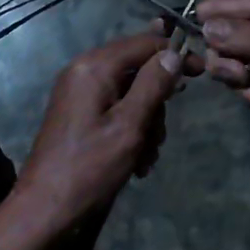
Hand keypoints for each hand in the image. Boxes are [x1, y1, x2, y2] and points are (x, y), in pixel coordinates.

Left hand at [0, 30, 185, 240]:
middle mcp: (84, 70)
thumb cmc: (89, 166)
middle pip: (137, 68)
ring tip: (145, 156)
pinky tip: (135, 161)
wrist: (45, 206)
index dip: (175, 54)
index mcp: (94, 66)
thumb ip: (153, 85)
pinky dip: (130, 130)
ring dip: (146, 123)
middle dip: (157, 102)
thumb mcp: (129, 126)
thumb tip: (173, 53)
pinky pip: (114, 108)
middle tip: (159, 136)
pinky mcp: (77, 112)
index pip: (144, 43)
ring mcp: (78, 92)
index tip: (203, 71)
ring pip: (129, 93)